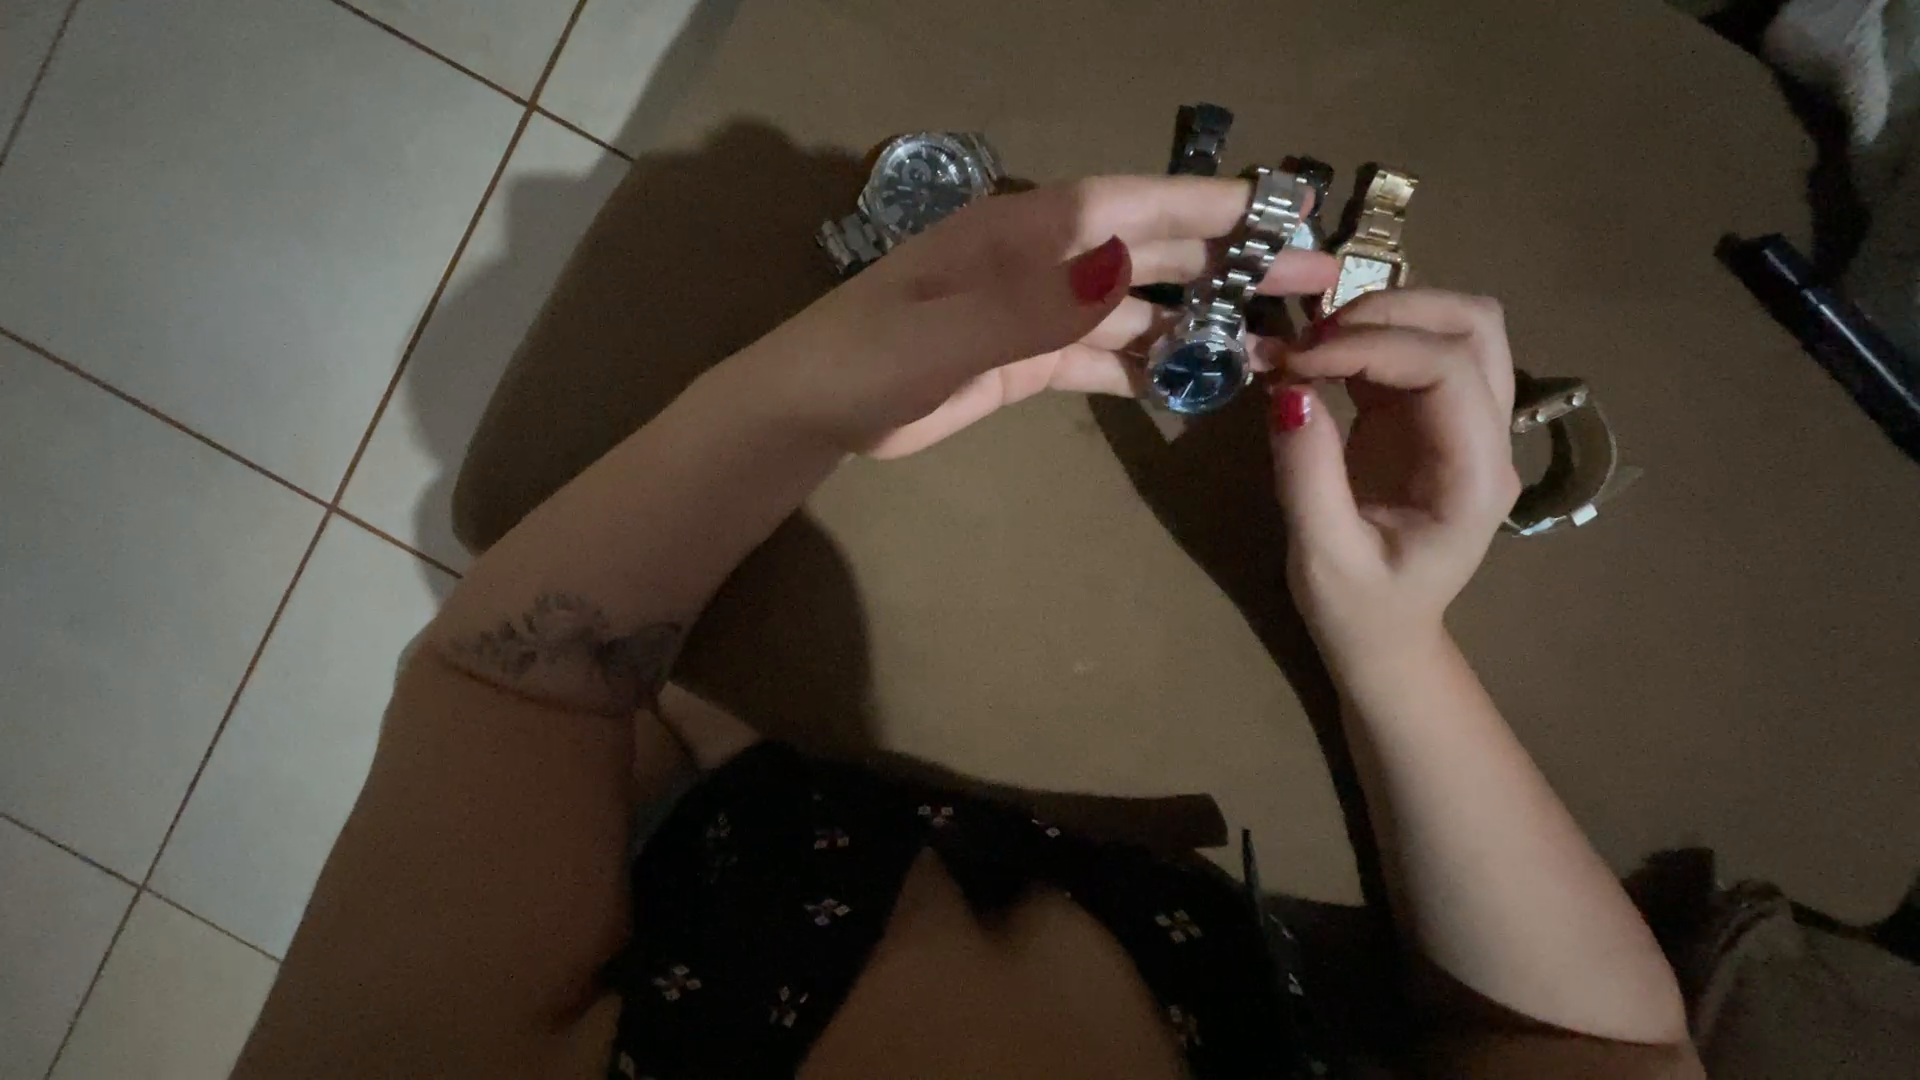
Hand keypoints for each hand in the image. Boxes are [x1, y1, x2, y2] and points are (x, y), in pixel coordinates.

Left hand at [733, 176, 1336, 457]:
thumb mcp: (942, 332)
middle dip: (1229, 267)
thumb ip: (1030, 303)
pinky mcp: (1027, 359)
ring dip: (1195, 325)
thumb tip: (1127, 265)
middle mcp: (1041, 262)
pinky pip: (1101, 357)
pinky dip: (1144, 368)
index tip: (1287, 217)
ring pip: (1134, 311)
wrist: (816, 409)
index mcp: (1023, 233)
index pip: (1135, 206)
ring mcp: (1036, 312)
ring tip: (1266, 348)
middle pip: (1150, 253)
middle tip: (1310, 287)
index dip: (1213, 210)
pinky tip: (1187, 383)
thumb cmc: (866, 359)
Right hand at [1263, 290, 1519, 664]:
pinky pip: (1411, 351)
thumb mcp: (1322, 554)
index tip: (1299, 360)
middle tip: (1312, 338)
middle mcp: (1484, 437)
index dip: (1373, 346)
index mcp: (1473, 476)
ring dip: (1385, 315)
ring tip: (1314, 342)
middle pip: (1474, 326)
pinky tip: (1317, 355)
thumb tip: (1286, 390)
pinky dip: (1365, 338)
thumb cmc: (1359, 607)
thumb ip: (1306, 474)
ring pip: (1453, 326)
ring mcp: (1459, 422)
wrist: (1384, 634)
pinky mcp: (1422, 419)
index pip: (1449, 369)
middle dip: (1390, 310)